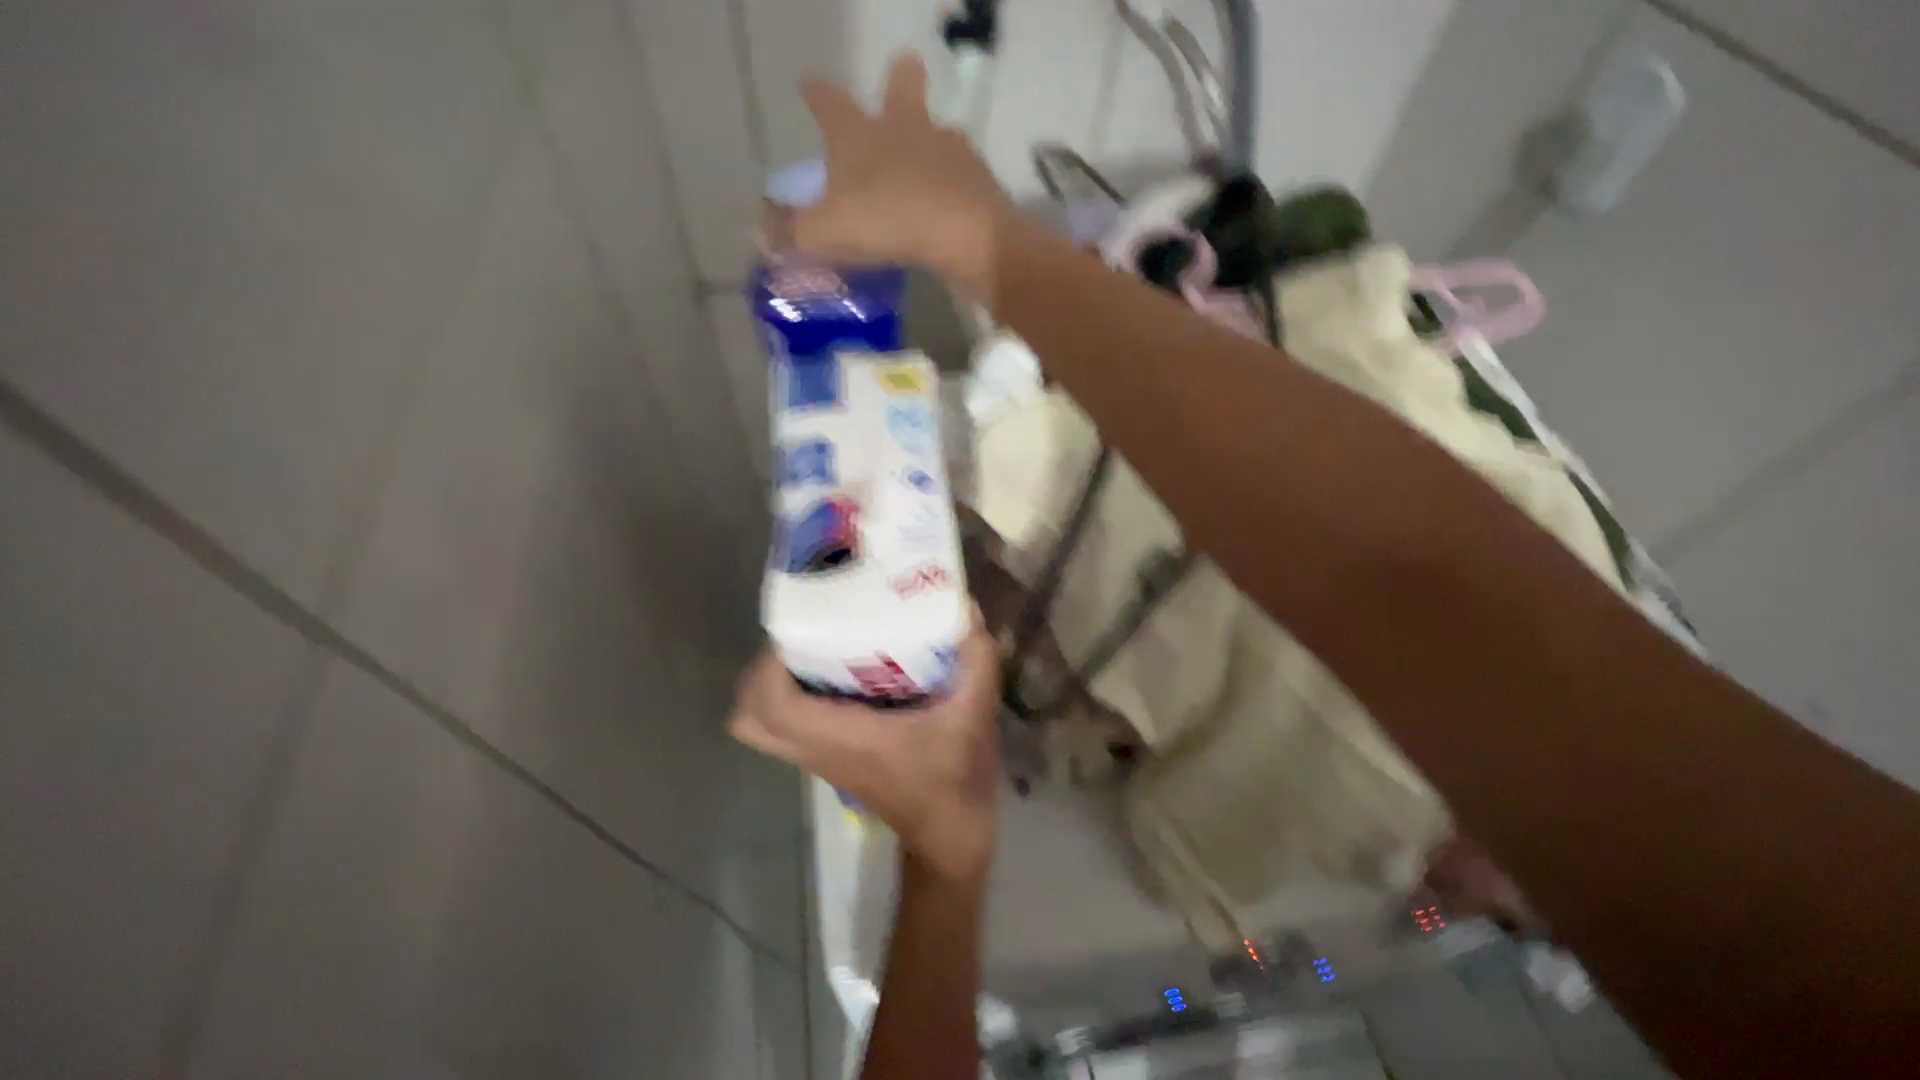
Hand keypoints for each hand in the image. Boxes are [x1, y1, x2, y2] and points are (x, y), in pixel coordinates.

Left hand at [729, 624, 1003, 882]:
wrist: (950, 840)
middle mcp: (819, 750)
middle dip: (762, 672)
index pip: (773, 706)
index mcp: (844, 739)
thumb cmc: (955, 782)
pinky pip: (783, 728)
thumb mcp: (974, 717)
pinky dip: (790, 699)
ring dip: (772, 685)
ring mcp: (819, 760)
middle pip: (749, 717)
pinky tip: (834, 673)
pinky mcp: (828, 762)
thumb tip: (966, 608)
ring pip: (761, 726)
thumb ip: (975, 662)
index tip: (800, 626)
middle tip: (800, 637)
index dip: (772, 665)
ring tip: (812, 649)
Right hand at [794, 56, 1014, 297]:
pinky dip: (952, 183)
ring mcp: (946, 149)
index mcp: (858, 134)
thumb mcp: (822, 234)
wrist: (965, 235)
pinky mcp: (977, 177)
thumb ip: (789, 232)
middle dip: (899, 78)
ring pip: (937, 129)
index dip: (816, 93)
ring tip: (923, 166)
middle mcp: (903, 129)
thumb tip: (763, 233)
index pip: (829, 103)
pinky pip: (961, 172)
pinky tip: (947, 204)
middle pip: (902, 84)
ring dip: (930, 139)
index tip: (809, 83)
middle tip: (897, 79)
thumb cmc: (885, 223)